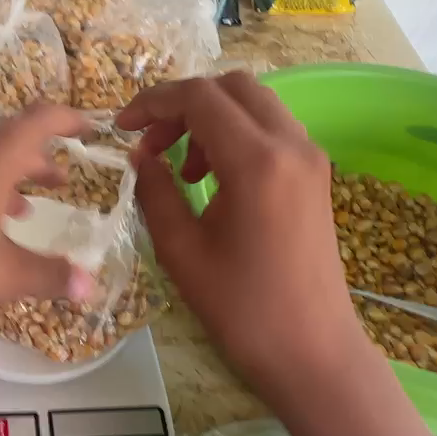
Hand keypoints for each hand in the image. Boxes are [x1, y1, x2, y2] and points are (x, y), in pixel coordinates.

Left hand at [0, 103, 95, 331]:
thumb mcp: (0, 276)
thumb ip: (48, 277)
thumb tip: (90, 286)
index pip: (37, 123)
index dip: (67, 119)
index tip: (88, 126)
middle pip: (4, 145)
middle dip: (36, 162)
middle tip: (57, 181)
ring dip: (0, 182)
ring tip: (18, 211)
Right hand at [118, 74, 372, 399]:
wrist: (311, 349)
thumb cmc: (240, 306)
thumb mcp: (181, 248)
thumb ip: (155, 190)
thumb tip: (141, 156)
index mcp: (256, 161)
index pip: (199, 97)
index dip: (153, 103)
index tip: (121, 127)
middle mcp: (291, 145)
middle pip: (232, 86)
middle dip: (183, 104)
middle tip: (152, 145)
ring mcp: (310, 158)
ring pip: (254, 103)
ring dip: (210, 118)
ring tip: (181, 168)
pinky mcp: (315, 175)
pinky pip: (271, 129)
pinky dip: (235, 135)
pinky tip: (212, 178)